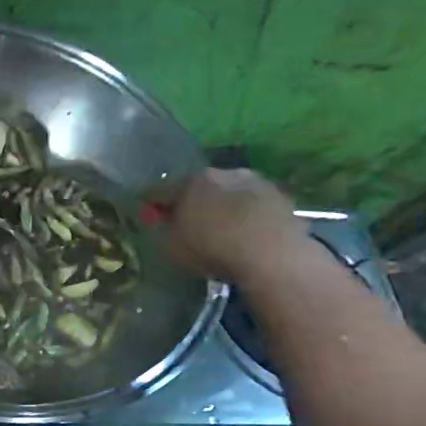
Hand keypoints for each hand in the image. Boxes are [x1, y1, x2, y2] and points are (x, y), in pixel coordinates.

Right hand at [164, 168, 309, 280]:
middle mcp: (221, 173)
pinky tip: (243, 232)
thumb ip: (162, 230)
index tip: (147, 214)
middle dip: (189, 201)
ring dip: (219, 205)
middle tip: (185, 222)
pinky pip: (250, 203)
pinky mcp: (278, 194)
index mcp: (189, 182)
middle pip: (197, 186)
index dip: (150, 203)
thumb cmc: (211, 248)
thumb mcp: (171, 247)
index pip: (160, 190)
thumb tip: (162, 219)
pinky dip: (243, 213)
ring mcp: (253, 181)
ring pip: (226, 192)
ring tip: (218, 228)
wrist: (271, 252)